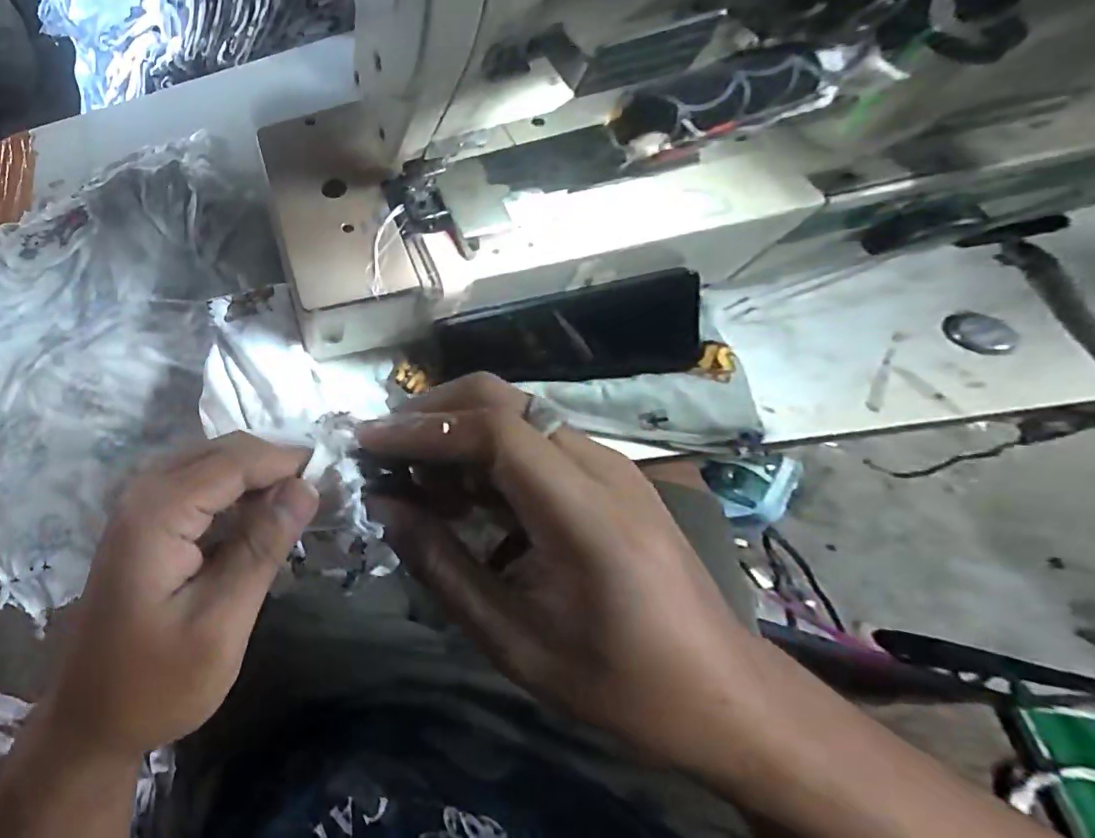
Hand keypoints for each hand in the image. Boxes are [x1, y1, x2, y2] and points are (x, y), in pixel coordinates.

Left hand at [42, 432, 318, 758]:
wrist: (89, 716)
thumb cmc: (155, 682)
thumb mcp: (220, 624)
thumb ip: (260, 549)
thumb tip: (303, 487)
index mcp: (157, 511)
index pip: (232, 461)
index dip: (283, 459)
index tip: (332, 469)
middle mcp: (143, 491)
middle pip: (219, 452)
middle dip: (271, 461)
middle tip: (321, 487)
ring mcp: (138, 504)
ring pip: (208, 463)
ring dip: (253, 474)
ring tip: (299, 499)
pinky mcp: (143, 521)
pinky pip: (195, 485)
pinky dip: (232, 491)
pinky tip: (259, 515)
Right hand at [359, 373, 760, 771]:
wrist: (728, 698)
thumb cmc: (621, 681)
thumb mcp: (514, 640)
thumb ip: (440, 564)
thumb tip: (382, 505)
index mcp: (585, 512)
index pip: (494, 430)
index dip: (422, 428)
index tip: (367, 443)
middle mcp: (599, 467)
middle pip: (500, 397)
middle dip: (430, 411)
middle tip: (382, 449)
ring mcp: (607, 464)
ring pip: (511, 409)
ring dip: (452, 429)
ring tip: (411, 476)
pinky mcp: (605, 474)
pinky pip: (530, 437)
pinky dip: (480, 450)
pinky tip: (459, 494)